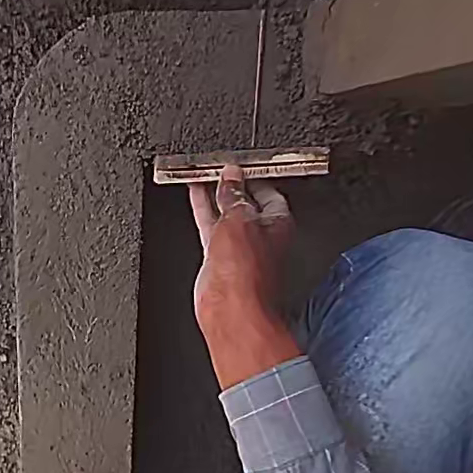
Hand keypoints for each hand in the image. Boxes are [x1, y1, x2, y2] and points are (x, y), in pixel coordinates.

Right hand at [188, 165, 300, 387]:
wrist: (230, 308)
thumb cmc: (247, 273)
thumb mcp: (239, 219)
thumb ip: (233, 195)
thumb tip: (231, 176)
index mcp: (278, 224)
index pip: (267, 192)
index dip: (251, 177)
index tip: (237, 164)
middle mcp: (260, 236)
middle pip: (245, 202)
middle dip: (231, 185)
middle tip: (217, 166)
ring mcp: (238, 248)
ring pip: (224, 212)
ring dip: (213, 194)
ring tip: (201, 172)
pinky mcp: (218, 258)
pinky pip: (209, 225)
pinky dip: (202, 208)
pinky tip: (194, 194)